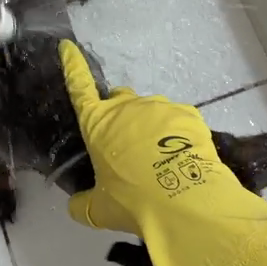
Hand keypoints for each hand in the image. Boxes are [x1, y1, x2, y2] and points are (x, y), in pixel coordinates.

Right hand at [60, 40, 266, 265]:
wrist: (198, 215)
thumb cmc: (141, 210)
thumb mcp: (105, 213)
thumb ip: (87, 206)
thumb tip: (78, 205)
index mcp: (102, 125)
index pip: (81, 89)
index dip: (73, 69)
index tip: (67, 50)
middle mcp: (131, 108)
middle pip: (121, 105)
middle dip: (121, 123)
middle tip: (127, 158)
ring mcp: (164, 112)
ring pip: (151, 115)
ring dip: (151, 134)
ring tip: (159, 173)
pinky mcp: (192, 122)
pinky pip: (176, 126)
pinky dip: (175, 139)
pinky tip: (181, 169)